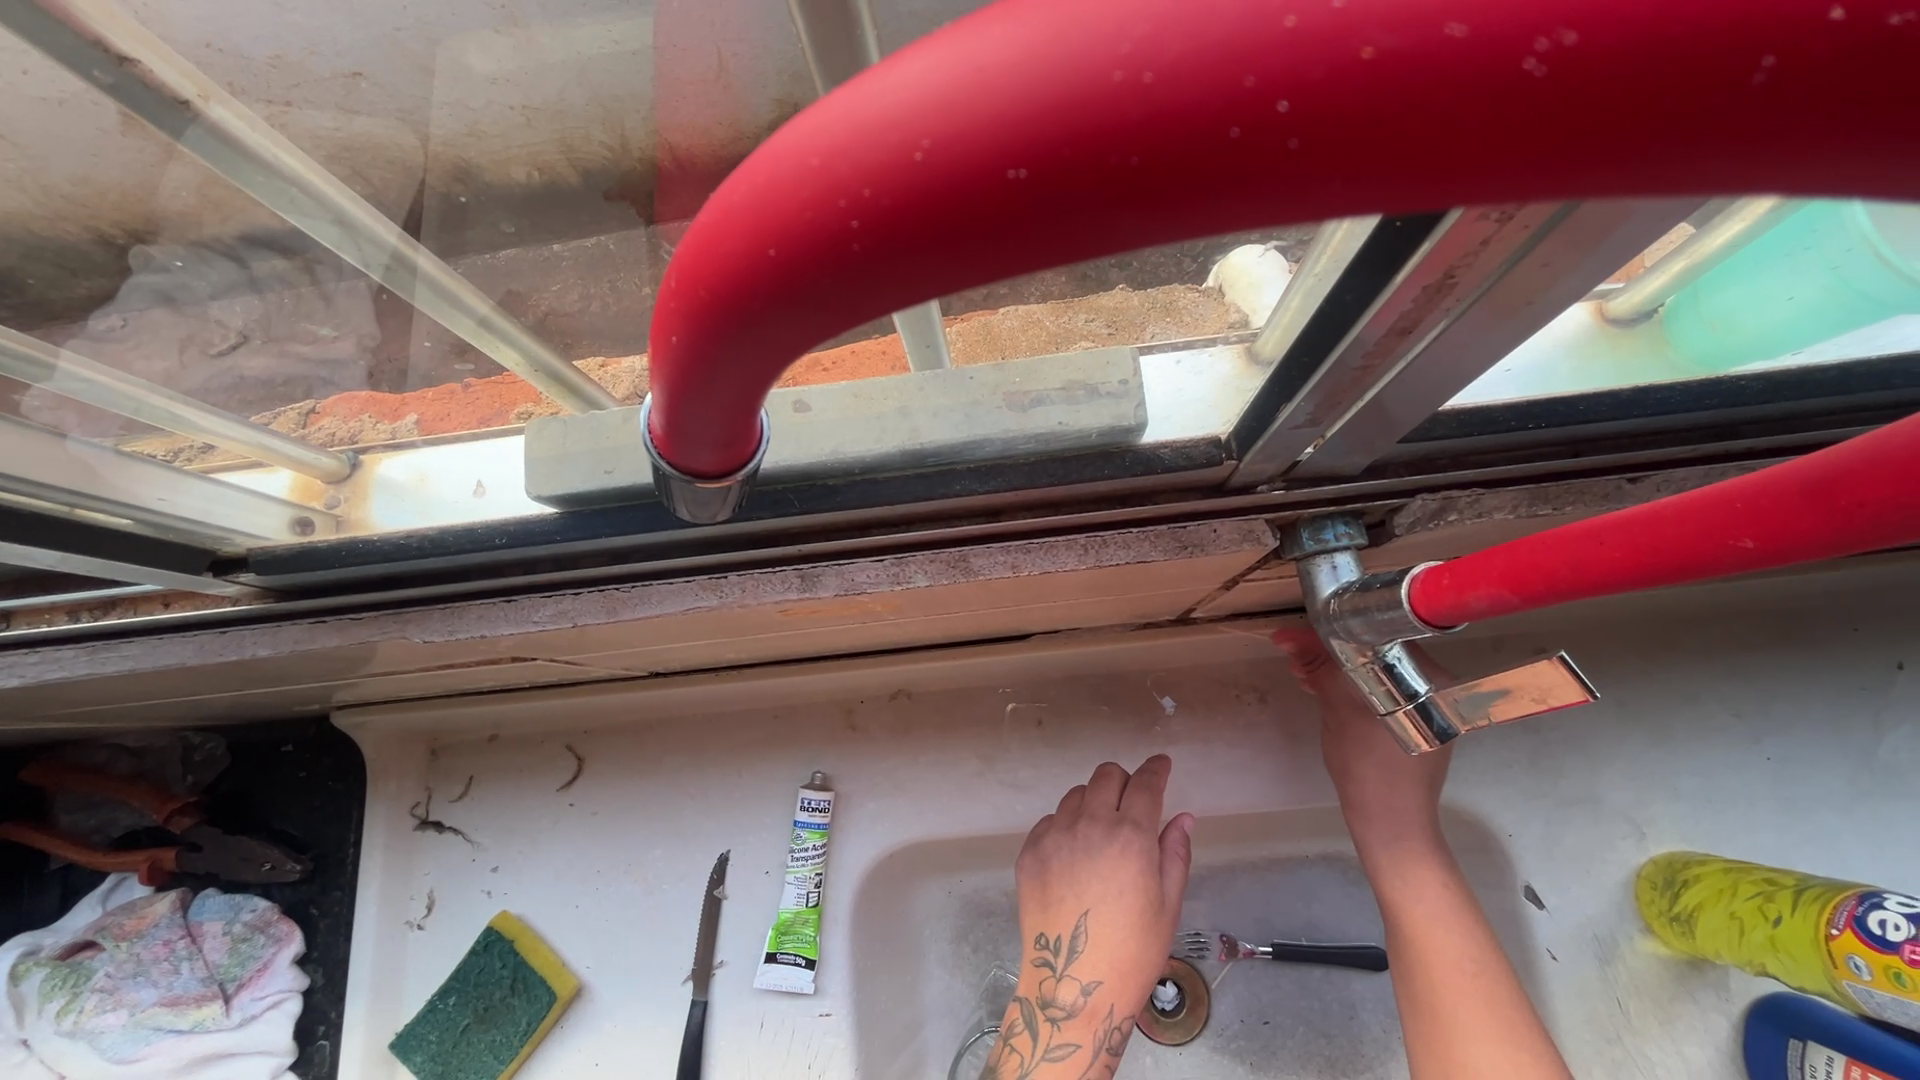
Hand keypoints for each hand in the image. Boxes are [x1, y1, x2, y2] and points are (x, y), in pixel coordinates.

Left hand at [987, 756, 1193, 1078]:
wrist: (1073, 985)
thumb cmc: (1133, 950)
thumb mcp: (1168, 904)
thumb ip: (1175, 852)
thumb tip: (1182, 817)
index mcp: (1131, 836)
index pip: (1146, 784)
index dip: (1156, 769)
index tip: (1162, 764)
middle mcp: (1090, 825)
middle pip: (1106, 776)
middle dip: (1124, 780)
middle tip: (1132, 801)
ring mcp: (1054, 836)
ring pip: (1076, 795)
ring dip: (1094, 801)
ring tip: (1103, 832)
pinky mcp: (1029, 852)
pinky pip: (1051, 820)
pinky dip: (1067, 825)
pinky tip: (1076, 854)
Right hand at [1272, 627, 1449, 860]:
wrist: (1390, 823)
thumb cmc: (1368, 768)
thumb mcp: (1339, 711)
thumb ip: (1320, 668)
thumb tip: (1287, 635)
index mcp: (1432, 679)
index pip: (1378, 637)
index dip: (1333, 632)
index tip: (1298, 637)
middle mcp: (1439, 686)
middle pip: (1377, 652)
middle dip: (1331, 652)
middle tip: (1294, 656)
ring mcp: (1429, 705)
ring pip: (1375, 672)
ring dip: (1337, 670)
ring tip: (1302, 673)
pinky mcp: (1416, 720)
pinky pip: (1381, 690)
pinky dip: (1352, 688)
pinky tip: (1323, 689)